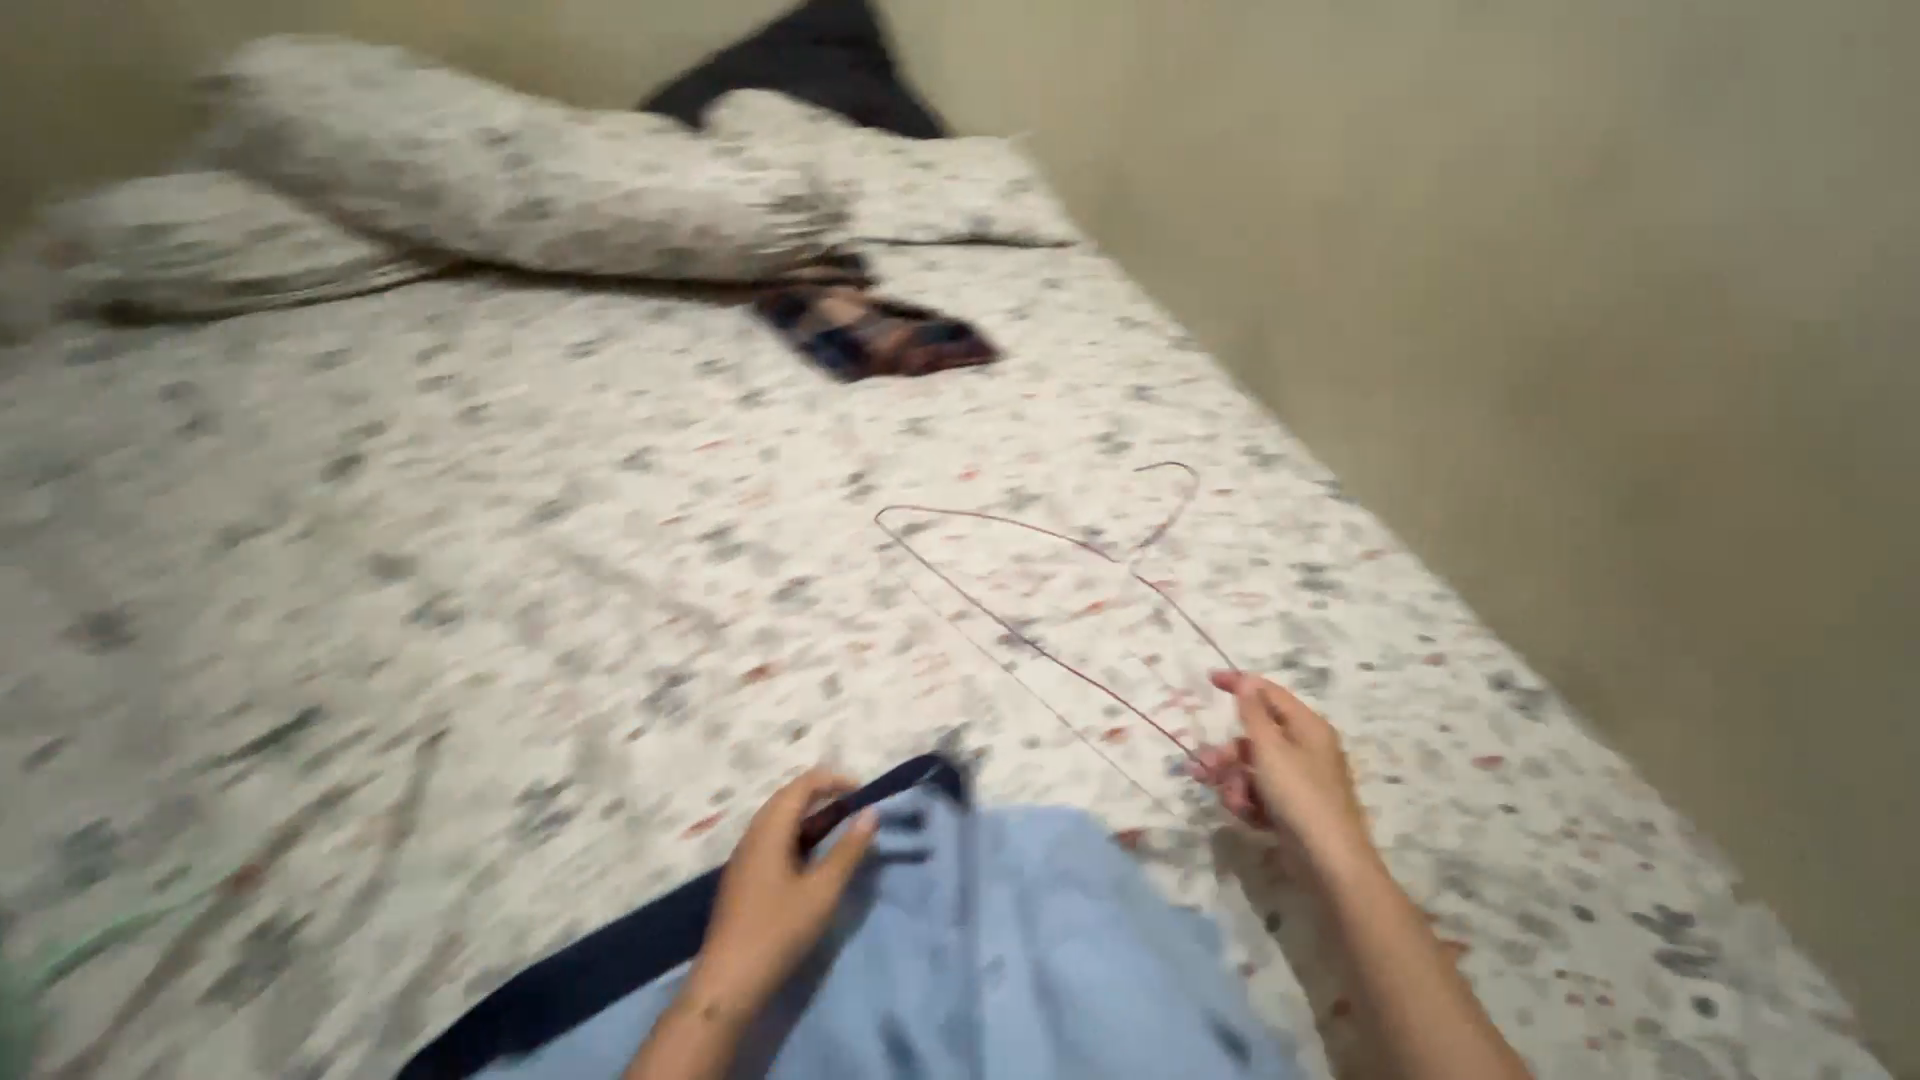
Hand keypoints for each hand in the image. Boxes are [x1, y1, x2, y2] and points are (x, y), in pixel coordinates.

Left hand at [689, 768, 877, 1009]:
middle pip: (786, 798)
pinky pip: (772, 840)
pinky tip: (813, 857)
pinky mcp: (744, 878)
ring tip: (840, 827)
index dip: (832, 780)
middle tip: (854, 804)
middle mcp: (752, 836)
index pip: (801, 786)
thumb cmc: (779, 931)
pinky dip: (798, 835)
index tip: (862, 791)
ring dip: (810, 816)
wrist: (728, 982)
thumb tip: (870, 814)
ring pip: (778, 820)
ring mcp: (744, 858)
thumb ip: (848, 850)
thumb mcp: (822, 891)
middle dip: (821, 794)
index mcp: (769, 831)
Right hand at [1192, 670, 1375, 877]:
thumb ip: (1253, 713)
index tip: (1209, 680)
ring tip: (1232, 801)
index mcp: (1307, 728)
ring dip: (1235, 782)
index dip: (1240, 684)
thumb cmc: (1300, 795)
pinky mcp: (1292, 808)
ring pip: (1252, 769)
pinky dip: (1249, 802)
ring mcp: (1299, 781)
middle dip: (1228, 754)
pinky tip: (1247, 816)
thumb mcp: (1270, 749)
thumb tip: (1247, 680)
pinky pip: (1260, 794)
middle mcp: (1305, 749)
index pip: (1270, 694)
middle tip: (1205, 766)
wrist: (1328, 861)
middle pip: (1255, 738)